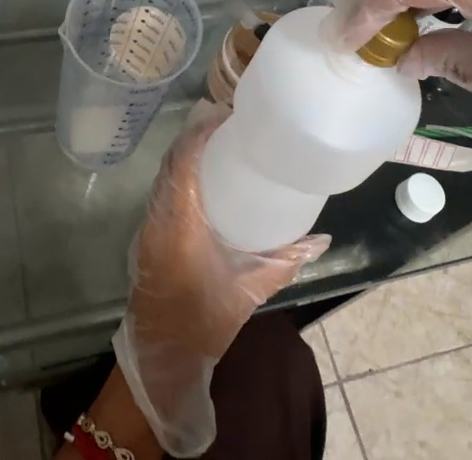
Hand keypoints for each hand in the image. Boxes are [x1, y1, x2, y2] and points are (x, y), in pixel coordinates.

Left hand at [113, 103, 328, 457]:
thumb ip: (284, 260)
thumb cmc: (203, 322)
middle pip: (171, 161)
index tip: (227, 115)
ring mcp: (149, 225)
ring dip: (187, 153)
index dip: (201, 133)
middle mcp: (159, 217)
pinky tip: (205, 174)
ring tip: (220, 140)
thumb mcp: (248, 291)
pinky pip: (163, 190)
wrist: (161, 356)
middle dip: (196, 136)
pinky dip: (180, 173)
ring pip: (164, 174)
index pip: (184, 162)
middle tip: (230, 122)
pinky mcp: (149, 235)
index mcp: (180, 224)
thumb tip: (322, 239)